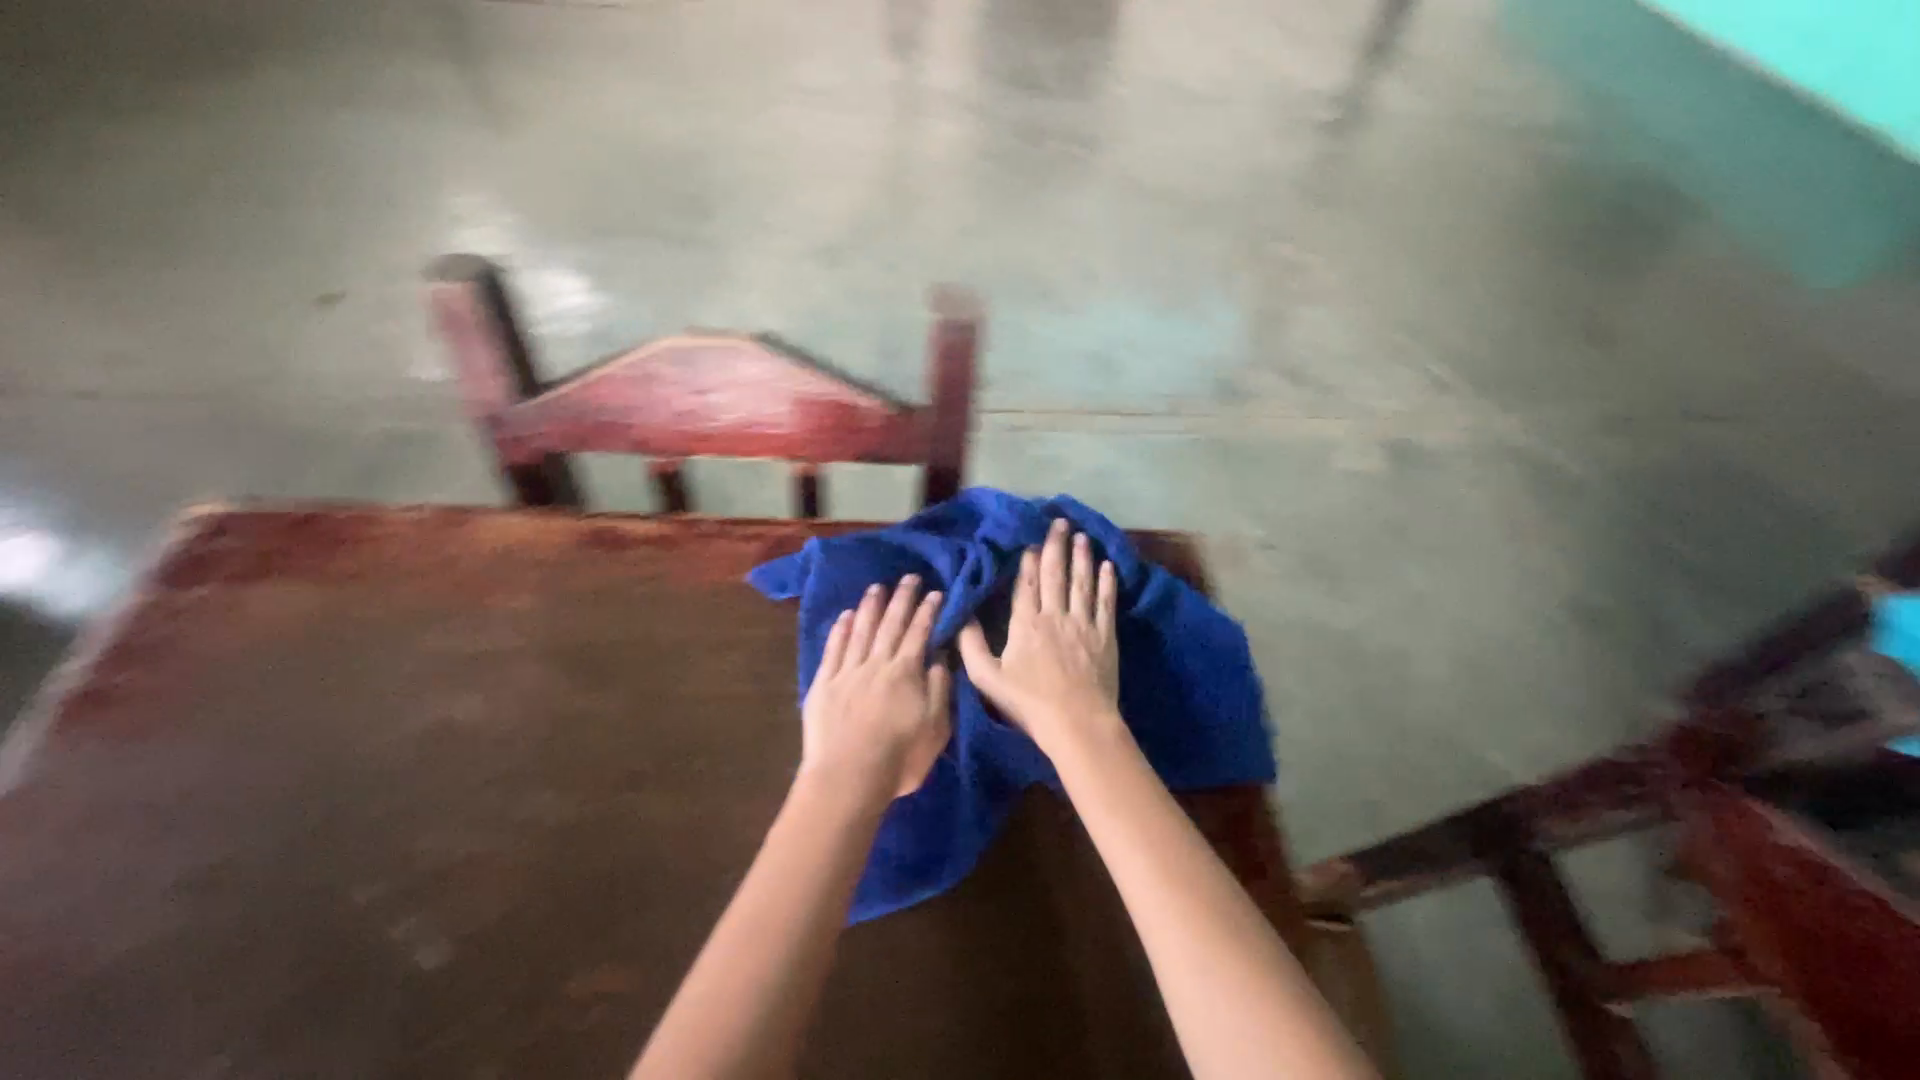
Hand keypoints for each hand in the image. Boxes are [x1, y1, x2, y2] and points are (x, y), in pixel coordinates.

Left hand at [801, 576, 950, 798]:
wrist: (848, 776)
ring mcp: (847, 672)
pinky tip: (845, 616)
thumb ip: (938, 689)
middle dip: (902, 599)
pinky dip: (840, 630)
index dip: (927, 611)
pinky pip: (833, 649)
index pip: (919, 634)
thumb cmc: (900, 758)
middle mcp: (876, 664)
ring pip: (861, 630)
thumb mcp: (936, 728)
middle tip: (908, 577)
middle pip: (890, 625)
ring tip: (877, 587)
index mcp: (906, 673)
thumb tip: (938, 658)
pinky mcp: (823, 684)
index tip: (934, 592)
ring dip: (870, 607)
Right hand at [958, 519, 1123, 755]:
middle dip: (1056, 546)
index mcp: (1026, 624)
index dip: (1028, 560)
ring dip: (1081, 557)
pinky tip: (1108, 567)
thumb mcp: (987, 678)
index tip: (1031, 541)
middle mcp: (1055, 615)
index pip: (1027, 584)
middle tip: (1060, 523)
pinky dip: (1107, 583)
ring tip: (1082, 536)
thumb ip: (970, 645)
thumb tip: (960, 615)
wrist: (1076, 722)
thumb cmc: (1029, 703)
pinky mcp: (1105, 637)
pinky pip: (1106, 603)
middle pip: (1055, 574)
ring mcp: (1083, 624)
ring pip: (1082, 582)